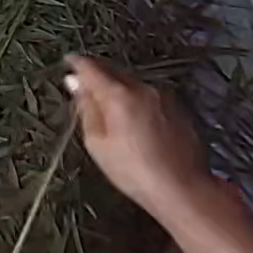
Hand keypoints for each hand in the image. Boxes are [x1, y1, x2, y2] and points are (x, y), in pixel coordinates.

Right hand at [64, 55, 206, 215]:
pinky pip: (149, 96)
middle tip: (85, 86)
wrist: (184, 190)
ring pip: (133, 84)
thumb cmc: (133, 172)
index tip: (68, 62)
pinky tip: (135, 122)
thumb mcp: (97, 143)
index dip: (77, 63)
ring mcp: (163, 97)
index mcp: (119, 95)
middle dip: (98, 75)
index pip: (91, 67)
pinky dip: (137, 101)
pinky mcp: (178, 109)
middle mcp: (142, 88)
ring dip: (119, 89)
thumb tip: (75, 83)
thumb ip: (86, 108)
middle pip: (114, 72)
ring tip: (110, 108)